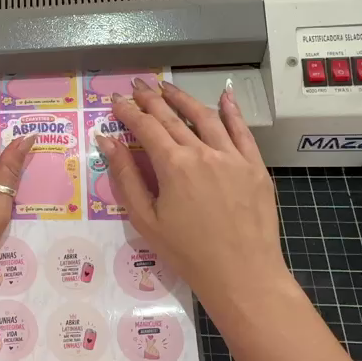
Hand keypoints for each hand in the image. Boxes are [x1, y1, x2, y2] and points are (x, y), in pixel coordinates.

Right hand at [98, 80, 290, 309]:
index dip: (128, 112)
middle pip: (172, 117)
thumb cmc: (186, 252)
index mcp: (173, 165)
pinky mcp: (254, 167)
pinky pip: (242, 131)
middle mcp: (203, 152)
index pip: (146, 127)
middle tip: (138, 85)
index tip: (116, 101)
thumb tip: (106, 141)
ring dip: (184, 98)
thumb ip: (125, 176)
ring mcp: (232, 157)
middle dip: (151, 99)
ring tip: (168, 87)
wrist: (242, 274)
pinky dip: (231, 112)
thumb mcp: (144, 219)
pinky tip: (223, 97)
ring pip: (205, 117)